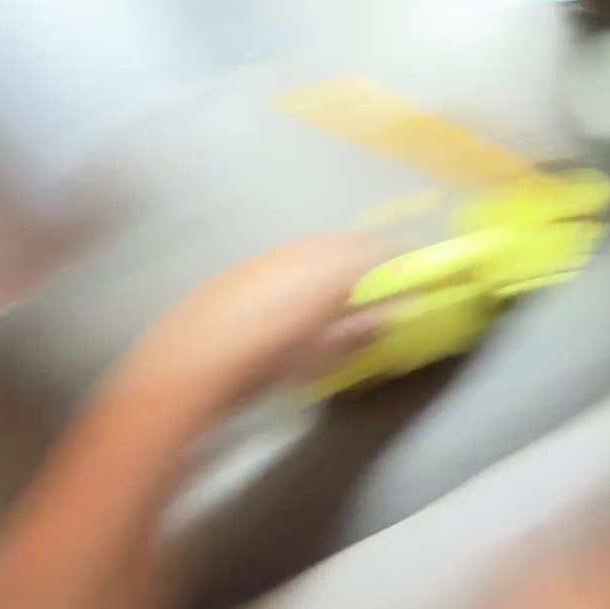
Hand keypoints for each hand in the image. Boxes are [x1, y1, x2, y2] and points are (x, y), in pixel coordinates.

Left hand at [121, 234, 386, 405]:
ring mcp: (276, 254)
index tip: (419, 277)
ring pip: (322, 251)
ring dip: (340, 266)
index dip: (405, 260)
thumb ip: (369, 326)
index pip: (384, 250)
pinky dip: (309, 273)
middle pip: (354, 244)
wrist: (190, 363)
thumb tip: (402, 311)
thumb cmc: (270, 359)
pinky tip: (299, 303)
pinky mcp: (249, 267)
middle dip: (373, 262)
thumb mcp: (329, 351)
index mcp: (335, 263)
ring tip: (344, 297)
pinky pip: (294, 261)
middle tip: (384, 288)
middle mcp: (309, 248)